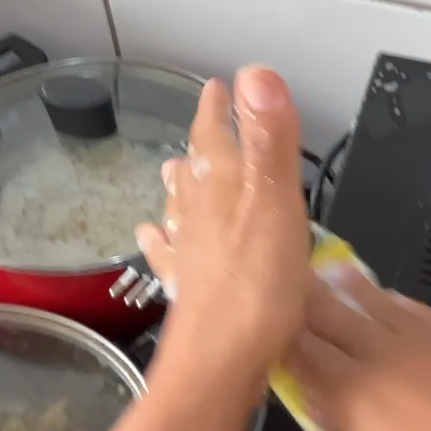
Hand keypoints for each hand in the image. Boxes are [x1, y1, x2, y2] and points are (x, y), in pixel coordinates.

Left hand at [136, 67, 310, 370]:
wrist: (221, 358)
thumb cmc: (258, 282)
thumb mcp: (276, 202)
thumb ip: (269, 138)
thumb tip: (256, 72)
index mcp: (222, 185)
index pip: (213, 132)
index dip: (218, 106)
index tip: (219, 86)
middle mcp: (198, 211)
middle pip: (196, 165)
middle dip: (203, 139)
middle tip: (208, 120)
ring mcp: (189, 249)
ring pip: (181, 205)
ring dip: (182, 182)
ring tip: (176, 168)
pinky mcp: (190, 285)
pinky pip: (171, 251)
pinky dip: (164, 236)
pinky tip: (154, 236)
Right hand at [281, 269, 430, 430]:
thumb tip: (326, 411)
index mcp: (355, 394)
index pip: (299, 355)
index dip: (273, 340)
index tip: (255, 332)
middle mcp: (386, 354)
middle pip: (329, 315)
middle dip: (298, 302)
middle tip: (274, 289)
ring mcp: (428, 342)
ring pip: (372, 301)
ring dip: (340, 288)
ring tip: (319, 271)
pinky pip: (414, 309)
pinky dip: (389, 300)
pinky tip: (382, 298)